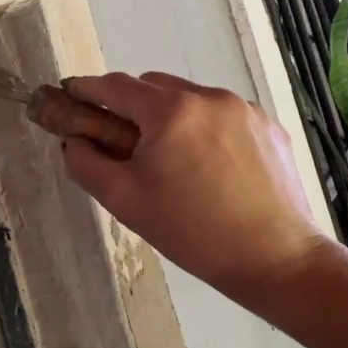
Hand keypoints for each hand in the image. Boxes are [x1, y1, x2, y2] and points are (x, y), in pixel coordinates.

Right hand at [60, 71, 332, 306]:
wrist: (278, 261)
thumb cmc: (191, 230)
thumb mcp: (122, 199)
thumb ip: (85, 162)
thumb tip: (74, 141)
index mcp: (169, 110)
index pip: (113, 86)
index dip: (86, 90)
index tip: (69, 98)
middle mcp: (208, 98)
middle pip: (151, 85)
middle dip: (128, 105)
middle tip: (119, 141)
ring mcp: (244, 111)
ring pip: (187, 98)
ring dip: (167, 116)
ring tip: (168, 159)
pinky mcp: (269, 129)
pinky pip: (220, 115)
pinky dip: (201, 128)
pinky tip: (205, 167)